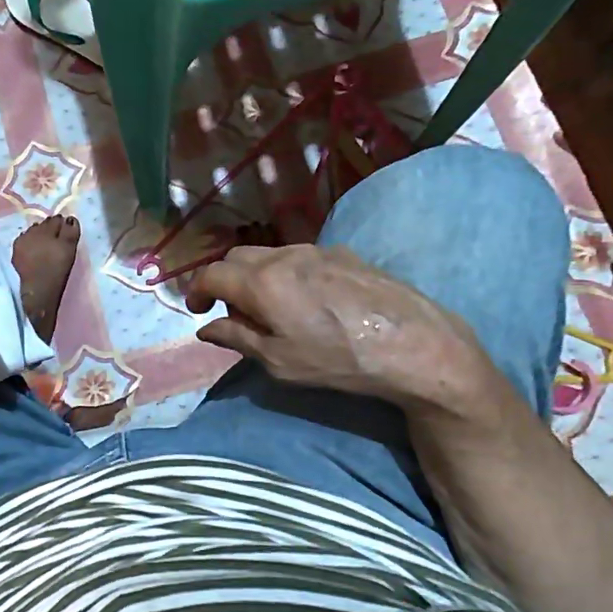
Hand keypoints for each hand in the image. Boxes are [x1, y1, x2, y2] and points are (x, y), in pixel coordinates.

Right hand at [184, 244, 500, 414]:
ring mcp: (318, 250)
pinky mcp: (345, 253)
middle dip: (224, 279)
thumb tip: (206, 328)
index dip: (196, 291)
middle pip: (237, 257)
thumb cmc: (338, 361)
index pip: (211, 274)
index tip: (196, 310)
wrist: (416, 347)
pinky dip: (285, 272)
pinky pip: (300, 256)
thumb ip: (236, 338)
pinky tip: (305, 299)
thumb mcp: (278, 361)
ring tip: (268, 306)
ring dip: (255, 274)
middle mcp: (284, 256)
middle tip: (230, 310)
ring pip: (269, 253)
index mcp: (262, 283)